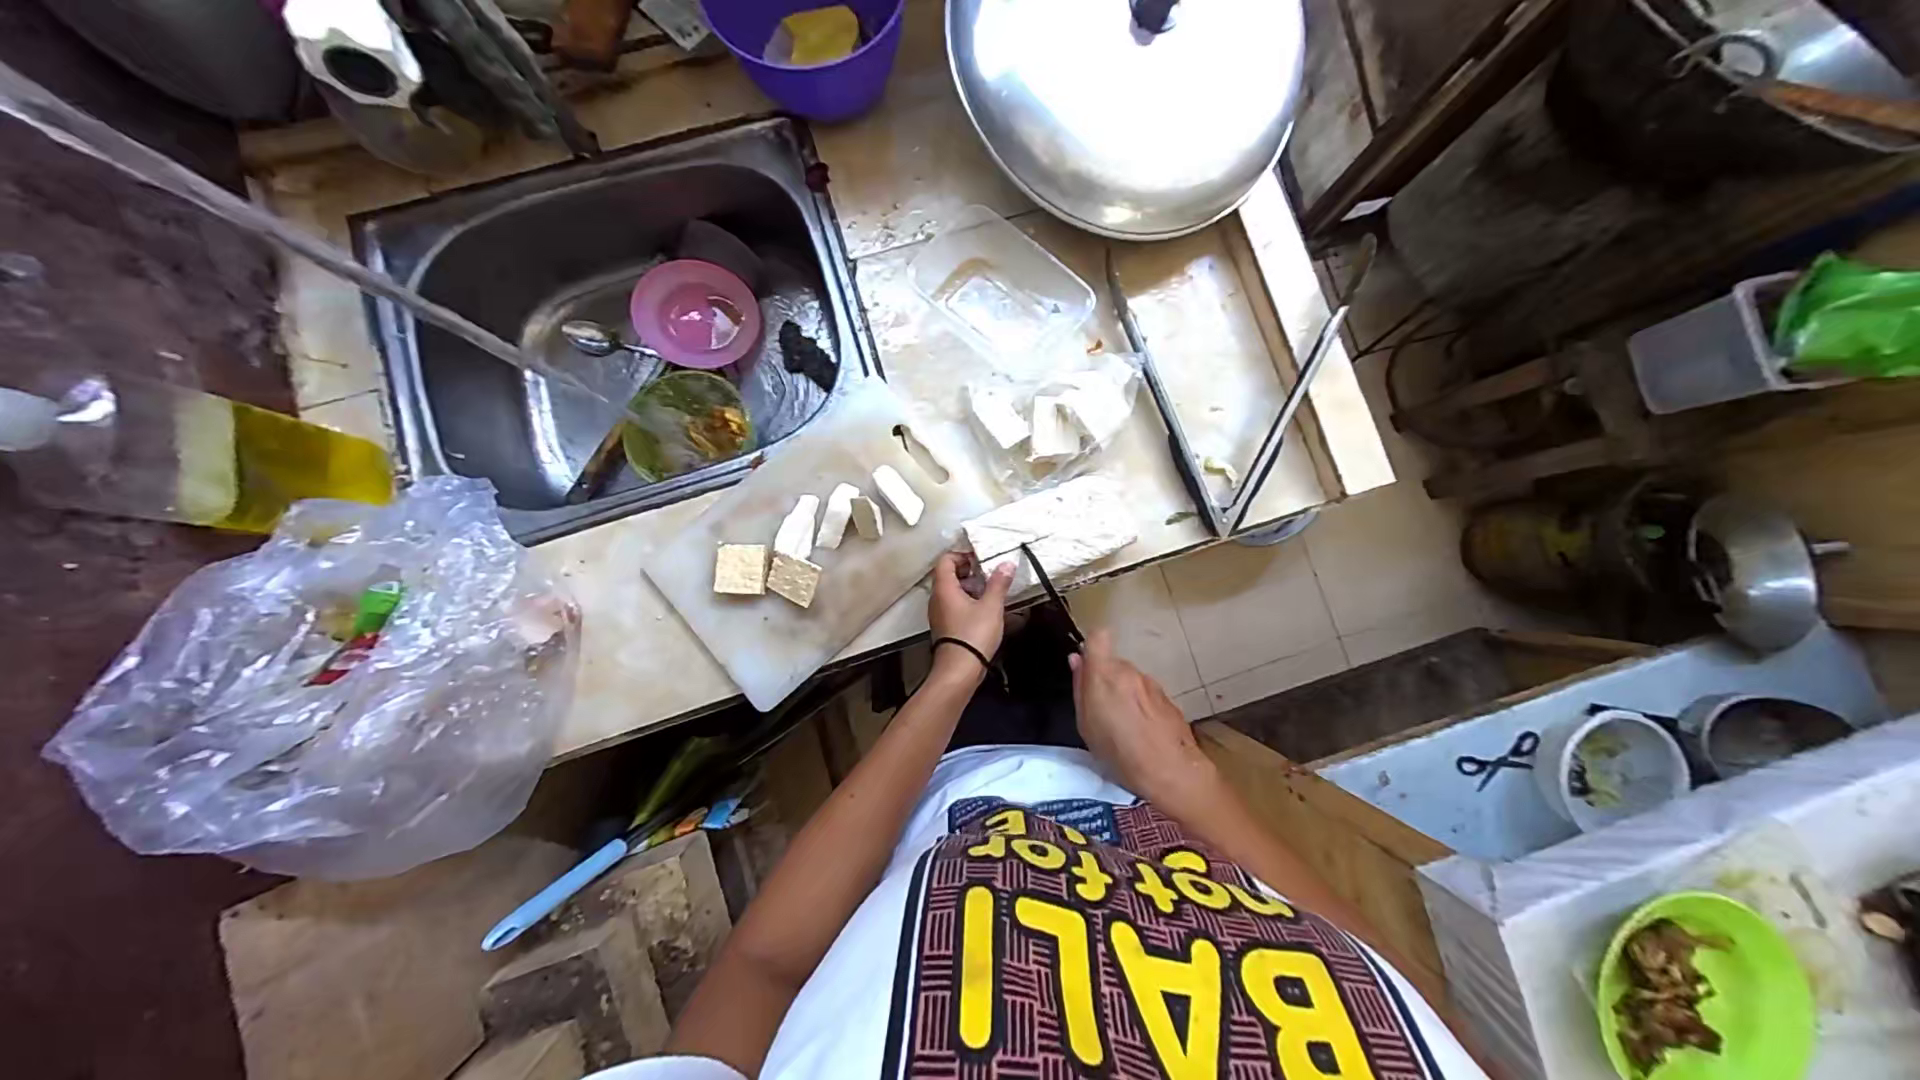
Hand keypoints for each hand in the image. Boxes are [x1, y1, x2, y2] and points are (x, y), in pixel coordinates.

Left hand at [928, 552, 1013, 671]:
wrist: (959, 670)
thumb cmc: (973, 635)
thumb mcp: (991, 606)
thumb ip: (999, 583)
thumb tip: (1006, 564)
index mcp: (944, 588)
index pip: (945, 560)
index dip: (963, 555)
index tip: (981, 560)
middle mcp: (937, 598)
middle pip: (948, 575)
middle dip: (969, 572)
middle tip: (989, 575)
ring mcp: (939, 613)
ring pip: (952, 592)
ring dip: (970, 588)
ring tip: (991, 593)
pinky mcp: (944, 627)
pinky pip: (954, 606)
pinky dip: (967, 603)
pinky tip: (985, 610)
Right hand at [1070, 629, 1218, 805]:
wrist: (1171, 772)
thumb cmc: (1119, 752)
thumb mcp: (1086, 724)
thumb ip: (1080, 687)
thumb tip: (1076, 661)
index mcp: (1105, 674)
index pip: (1098, 637)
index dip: (1091, 646)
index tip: (1087, 665)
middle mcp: (1130, 672)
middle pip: (1114, 664)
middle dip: (1106, 680)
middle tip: (1102, 711)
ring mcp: (1151, 684)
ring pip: (1131, 680)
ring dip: (1125, 696)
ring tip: (1123, 728)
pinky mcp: (1168, 699)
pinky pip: (1146, 696)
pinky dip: (1142, 708)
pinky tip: (1142, 733)